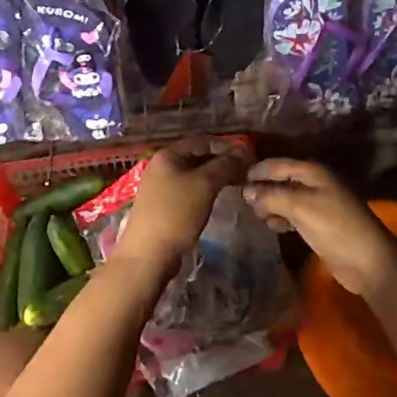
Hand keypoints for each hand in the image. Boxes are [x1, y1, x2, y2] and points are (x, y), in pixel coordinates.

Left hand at [114, 138, 251, 268]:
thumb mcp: (204, 184)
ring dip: (216, 177)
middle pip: (198, 157)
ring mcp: (161, 187)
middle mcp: (162, 166)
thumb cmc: (176, 213)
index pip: (203, 141)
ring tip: (237, 183)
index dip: (227, 146)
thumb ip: (225, 165)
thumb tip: (244, 150)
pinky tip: (218, 197)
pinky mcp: (164, 205)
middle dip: (222, 162)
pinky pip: (189, 190)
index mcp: (168, 155)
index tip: (248, 156)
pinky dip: (206, 190)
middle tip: (246, 171)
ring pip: (195, 175)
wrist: (148, 255)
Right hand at [244, 159, 396, 299]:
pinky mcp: (320, 223)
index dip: (256, 171)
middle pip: (282, 179)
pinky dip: (281, 218)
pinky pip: (294, 214)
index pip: (277, 164)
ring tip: (252, 216)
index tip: (232, 181)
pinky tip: (270, 226)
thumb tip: (246, 190)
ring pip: (286, 198)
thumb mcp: (300, 206)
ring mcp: (319, 202)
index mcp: (313, 171)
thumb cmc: (334, 226)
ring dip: (270, 205)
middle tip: (237, 203)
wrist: (367, 259)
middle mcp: (315, 181)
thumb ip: (272, 195)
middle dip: (261, 189)